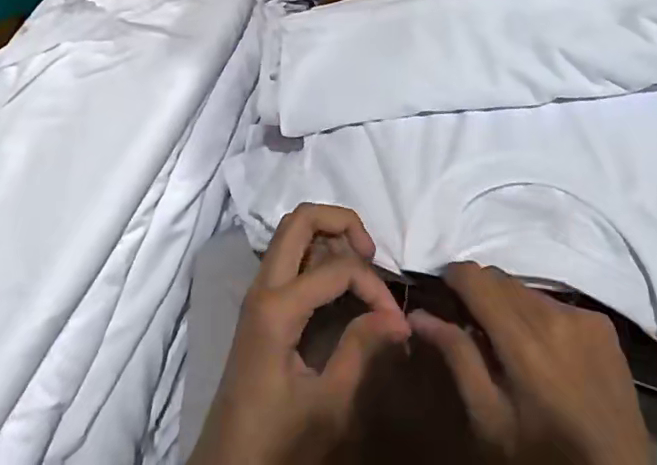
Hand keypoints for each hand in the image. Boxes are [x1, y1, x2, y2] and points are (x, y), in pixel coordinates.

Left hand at [189, 204, 408, 464]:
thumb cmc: (275, 438)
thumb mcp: (328, 403)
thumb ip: (362, 349)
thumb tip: (398, 317)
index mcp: (277, 309)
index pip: (339, 268)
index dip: (375, 286)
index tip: (395, 321)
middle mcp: (263, 288)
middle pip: (301, 219)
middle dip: (344, 223)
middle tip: (371, 254)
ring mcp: (258, 293)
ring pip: (294, 232)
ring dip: (330, 236)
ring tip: (360, 268)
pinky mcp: (261, 305)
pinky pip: (290, 256)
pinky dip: (318, 253)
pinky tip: (340, 283)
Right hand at [410, 262, 649, 464]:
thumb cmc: (541, 453)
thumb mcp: (489, 419)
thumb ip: (458, 359)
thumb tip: (421, 315)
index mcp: (523, 339)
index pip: (478, 279)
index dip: (455, 277)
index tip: (444, 292)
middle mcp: (554, 314)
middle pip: (503, 280)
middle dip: (481, 293)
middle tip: (473, 325)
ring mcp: (583, 315)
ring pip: (530, 290)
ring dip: (511, 304)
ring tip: (509, 341)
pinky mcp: (603, 322)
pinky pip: (558, 304)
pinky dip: (541, 316)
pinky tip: (545, 350)